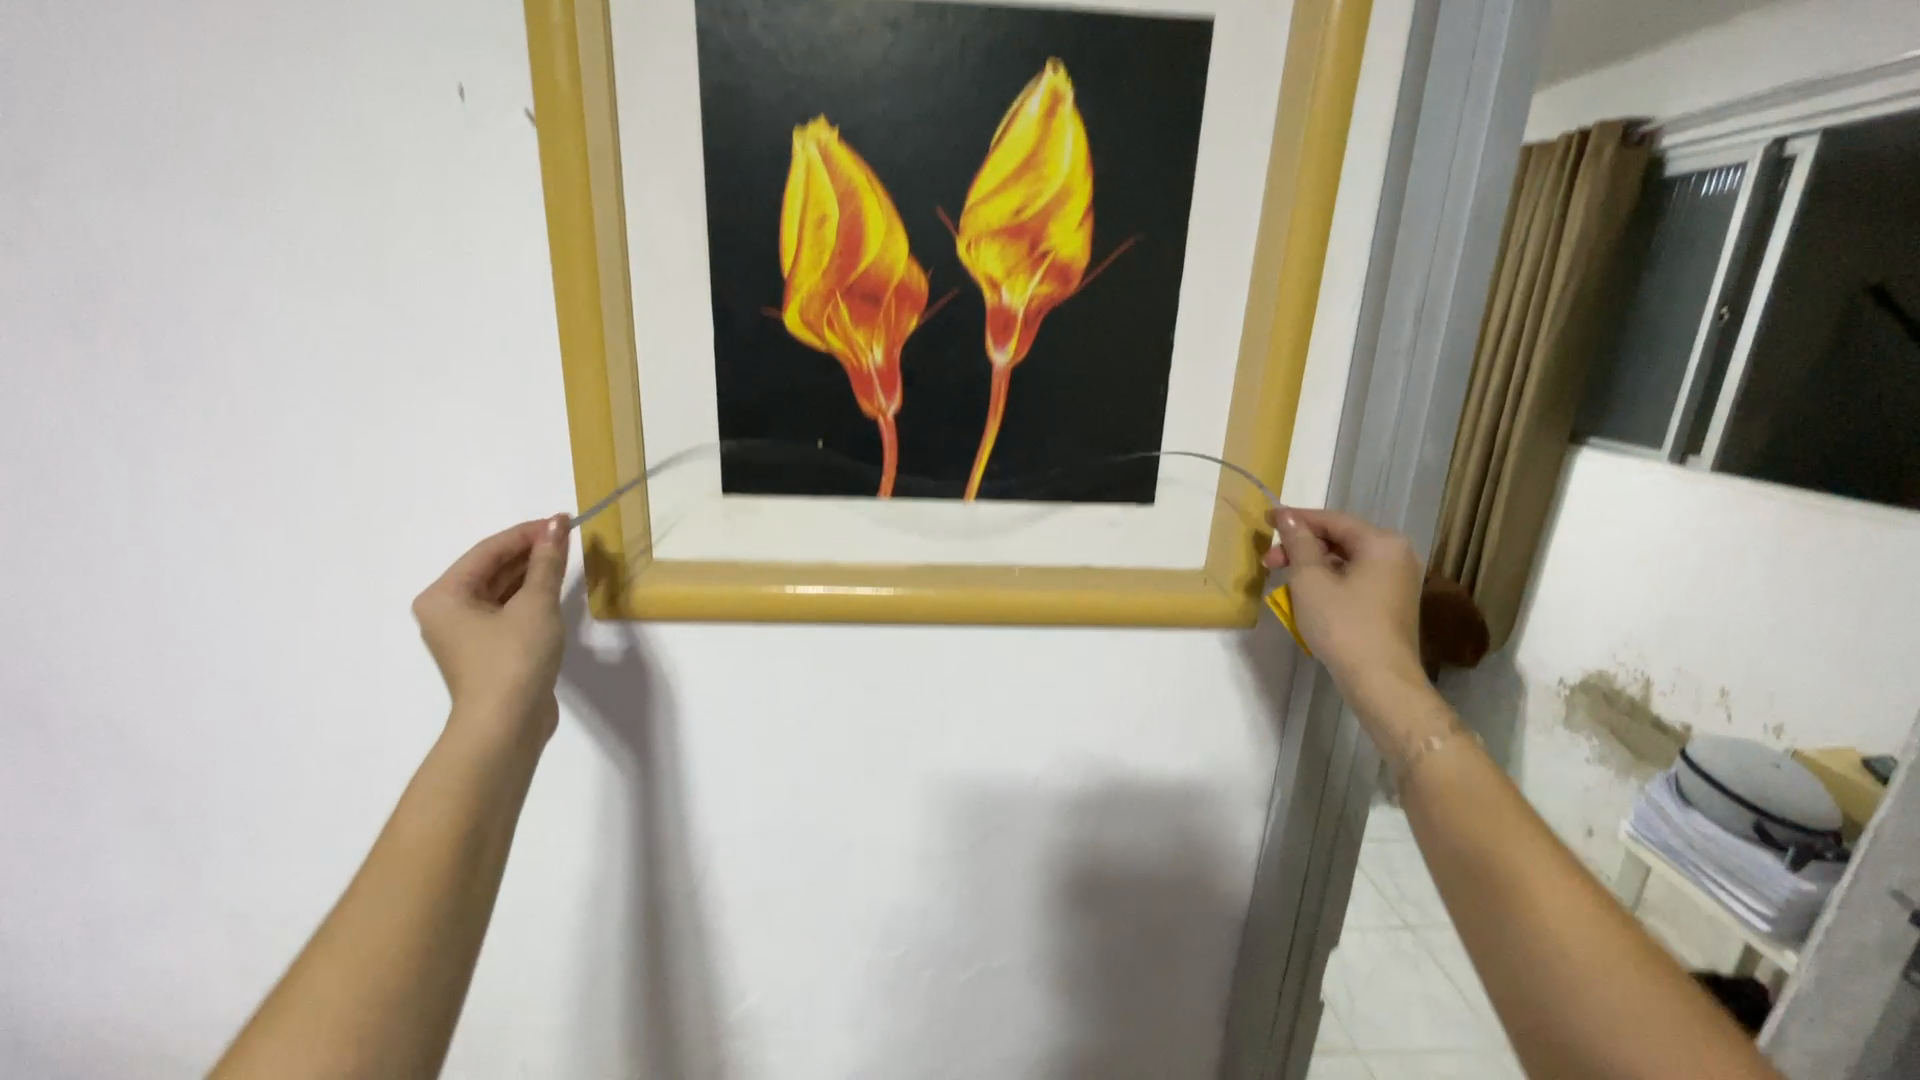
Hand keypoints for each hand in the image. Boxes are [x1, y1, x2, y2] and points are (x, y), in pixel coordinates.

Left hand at [412, 516, 571, 745]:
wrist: (506, 725)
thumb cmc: (513, 659)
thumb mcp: (536, 605)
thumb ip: (547, 563)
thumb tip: (557, 525)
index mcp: (444, 595)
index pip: (489, 550)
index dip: (528, 533)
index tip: (564, 520)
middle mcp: (446, 611)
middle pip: (492, 569)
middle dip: (530, 552)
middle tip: (569, 537)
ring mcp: (465, 634)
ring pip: (501, 591)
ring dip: (532, 574)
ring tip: (566, 558)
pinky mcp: (487, 651)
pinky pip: (507, 612)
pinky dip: (530, 598)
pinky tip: (555, 589)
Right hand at [1263, 507, 1427, 715]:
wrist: (1380, 681)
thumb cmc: (1342, 624)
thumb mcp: (1310, 580)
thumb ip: (1298, 543)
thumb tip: (1287, 516)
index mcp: (1382, 543)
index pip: (1332, 520)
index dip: (1296, 519)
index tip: (1266, 520)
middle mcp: (1396, 556)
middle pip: (1340, 541)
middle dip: (1301, 549)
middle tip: (1268, 562)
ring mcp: (1397, 582)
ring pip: (1345, 563)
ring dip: (1311, 568)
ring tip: (1283, 583)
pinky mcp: (1391, 605)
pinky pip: (1355, 582)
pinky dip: (1328, 584)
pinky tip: (1306, 598)